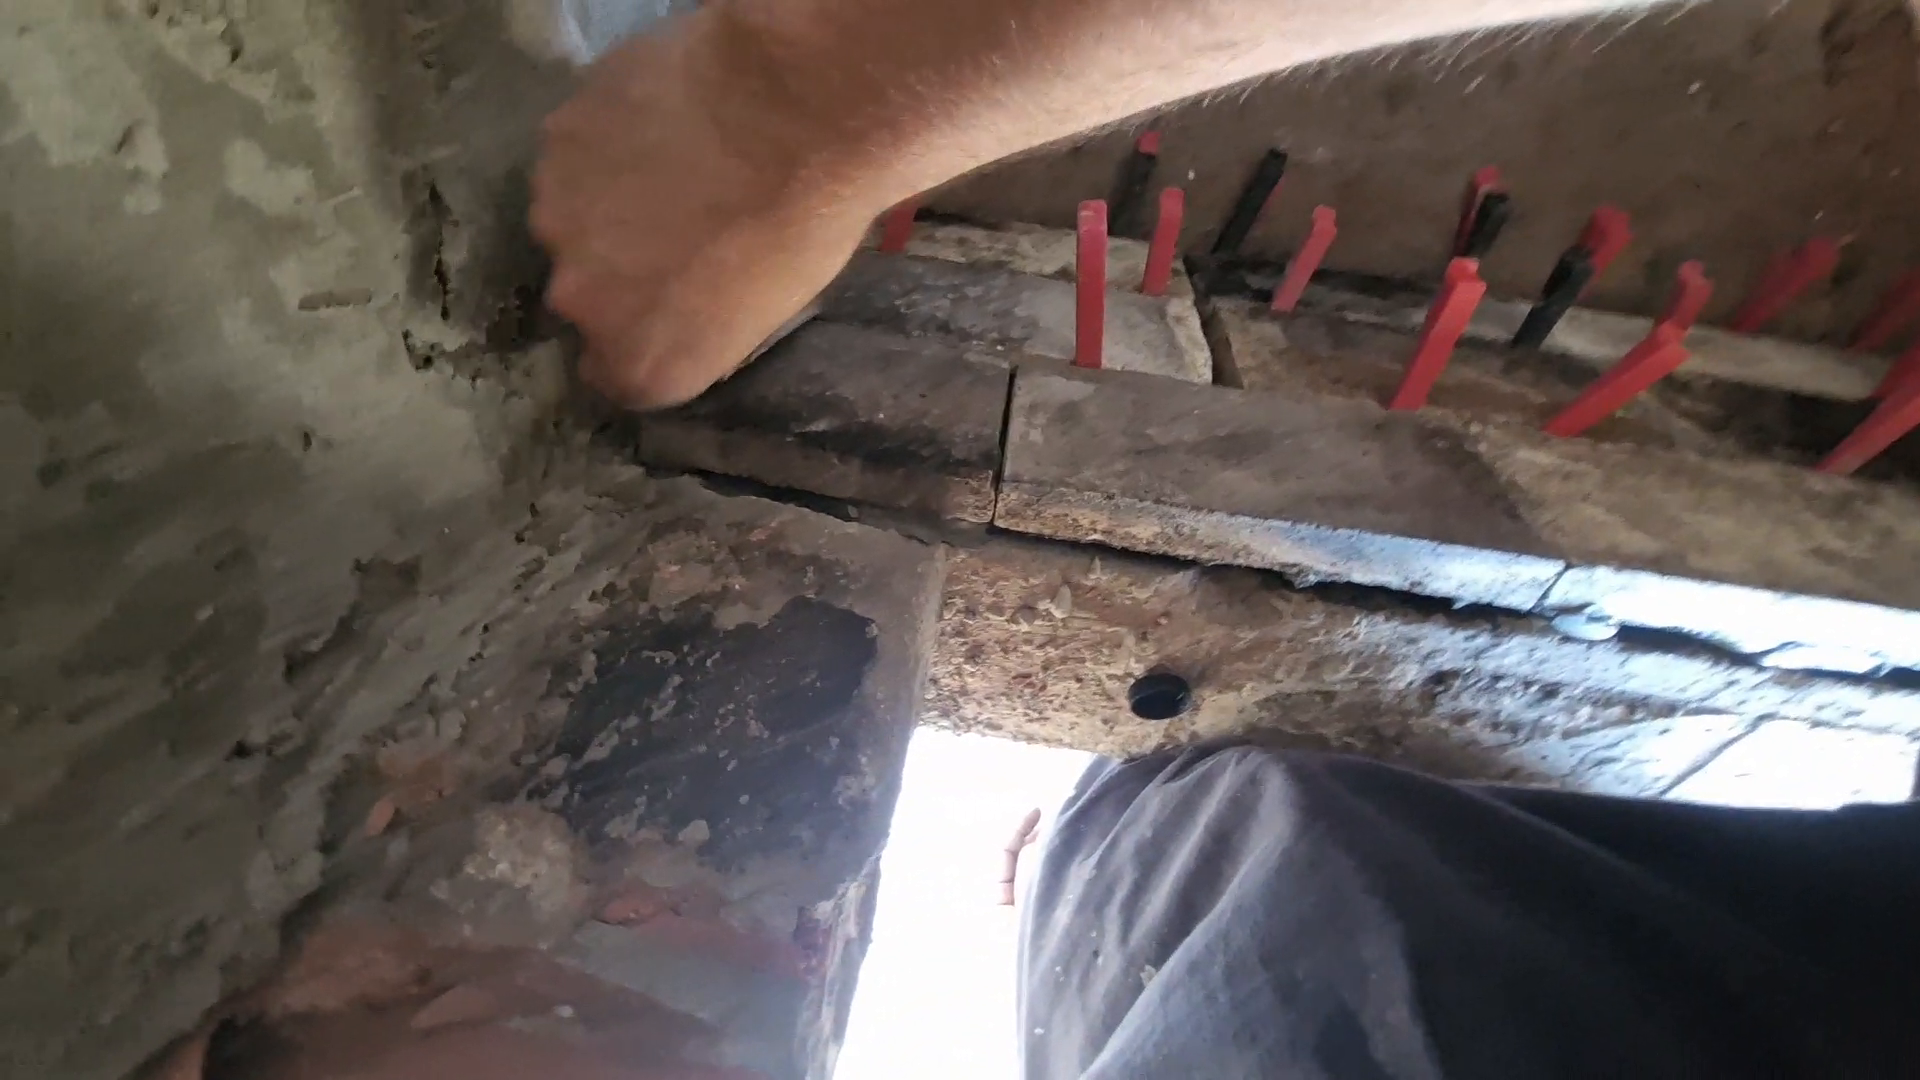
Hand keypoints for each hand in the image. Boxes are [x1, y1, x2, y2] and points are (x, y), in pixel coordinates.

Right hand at [530, 12, 881, 408]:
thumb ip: (698, 333)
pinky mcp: (553, 139)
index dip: (637, 345)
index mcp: (641, 364)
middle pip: (588, 297)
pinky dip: (606, 150)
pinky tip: (655, 130)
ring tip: (667, 177)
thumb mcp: (762, 319)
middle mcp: (582, 303)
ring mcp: (558, 217)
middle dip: (621, 275)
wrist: (789, 123)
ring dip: (607, 210)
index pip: (611, 376)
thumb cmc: (800, 239)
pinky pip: (574, 157)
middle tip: (674, 237)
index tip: (664, 317)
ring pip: (574, 224)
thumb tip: (685, 316)